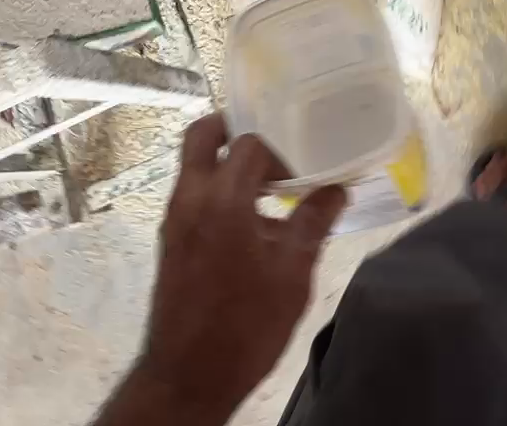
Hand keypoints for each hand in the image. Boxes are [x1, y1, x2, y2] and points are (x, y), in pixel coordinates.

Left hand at [97, 114, 346, 425]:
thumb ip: (313, 223)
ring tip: (267, 189)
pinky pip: (191, 191)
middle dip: (234, 130)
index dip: (279, 150)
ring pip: (194, 163)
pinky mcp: (169, 235)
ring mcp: (174, 215)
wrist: (188, 376)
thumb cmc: (246, 325)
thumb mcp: (292, 276)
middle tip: (269, 148)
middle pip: (203, 134)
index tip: (301, 171)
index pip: (249, 143)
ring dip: (226, 162)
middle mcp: (190, 196)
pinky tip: (249, 223)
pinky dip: (216, 188)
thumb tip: (337, 190)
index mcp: (222, 199)